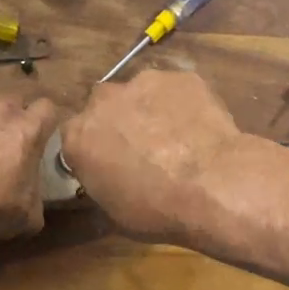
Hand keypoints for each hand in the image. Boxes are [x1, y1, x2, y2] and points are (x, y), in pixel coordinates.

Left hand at [0, 87, 56, 242]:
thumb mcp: (32, 212)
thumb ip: (38, 188)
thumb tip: (33, 187)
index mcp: (29, 131)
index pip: (47, 107)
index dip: (43, 119)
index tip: (38, 132)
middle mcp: (1, 110)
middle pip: (13, 98)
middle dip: (12, 114)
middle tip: (3, 137)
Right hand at [61, 70, 253, 242]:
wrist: (212, 185)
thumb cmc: (158, 210)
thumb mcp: (116, 212)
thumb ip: (102, 183)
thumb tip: (109, 177)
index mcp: (78, 137)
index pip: (76, 136)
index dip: (95, 150)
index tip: (111, 164)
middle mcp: (103, 102)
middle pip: (105, 106)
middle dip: (119, 123)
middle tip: (144, 150)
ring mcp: (143, 83)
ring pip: (141, 93)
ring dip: (151, 111)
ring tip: (177, 140)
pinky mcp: (181, 77)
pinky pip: (176, 91)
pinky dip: (183, 105)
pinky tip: (199, 130)